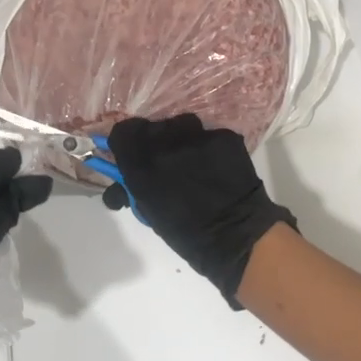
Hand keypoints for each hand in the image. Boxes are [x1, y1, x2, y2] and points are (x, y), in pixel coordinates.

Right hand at [101, 114, 295, 305]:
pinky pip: (207, 134)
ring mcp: (197, 137)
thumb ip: (133, 185)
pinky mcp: (223, 136)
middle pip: (150, 126)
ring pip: (179, 124)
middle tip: (164, 160)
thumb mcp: (149, 210)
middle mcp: (165, 145)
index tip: (132, 152)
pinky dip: (208, 146)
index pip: (123, 132)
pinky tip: (215, 164)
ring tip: (191, 158)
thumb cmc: (187, 233)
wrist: (237, 236)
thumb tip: (126, 174)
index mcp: (142, 167)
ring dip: (180, 138)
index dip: (126, 141)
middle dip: (153, 141)